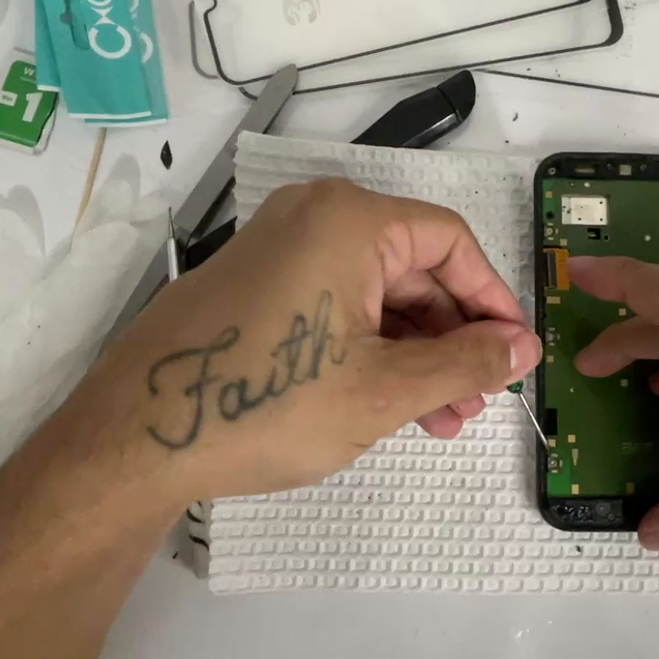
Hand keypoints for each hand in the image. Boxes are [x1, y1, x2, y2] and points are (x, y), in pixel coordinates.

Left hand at [78, 180, 541, 503]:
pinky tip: (389, 404)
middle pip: (414, 271)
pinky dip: (370, 351)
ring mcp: (279, 252)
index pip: (452, 242)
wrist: (133, 440)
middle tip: (475, 401)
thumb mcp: (386, 390)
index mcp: (349, 220)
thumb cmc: (269, 403)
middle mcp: (314, 218)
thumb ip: (467, 362)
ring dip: (415, 355)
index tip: (513, 353)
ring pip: (375, 297)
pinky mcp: (257, 288)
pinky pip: (336, 309)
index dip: (492, 299)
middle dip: (452, 340)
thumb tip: (525, 347)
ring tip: (439, 418)